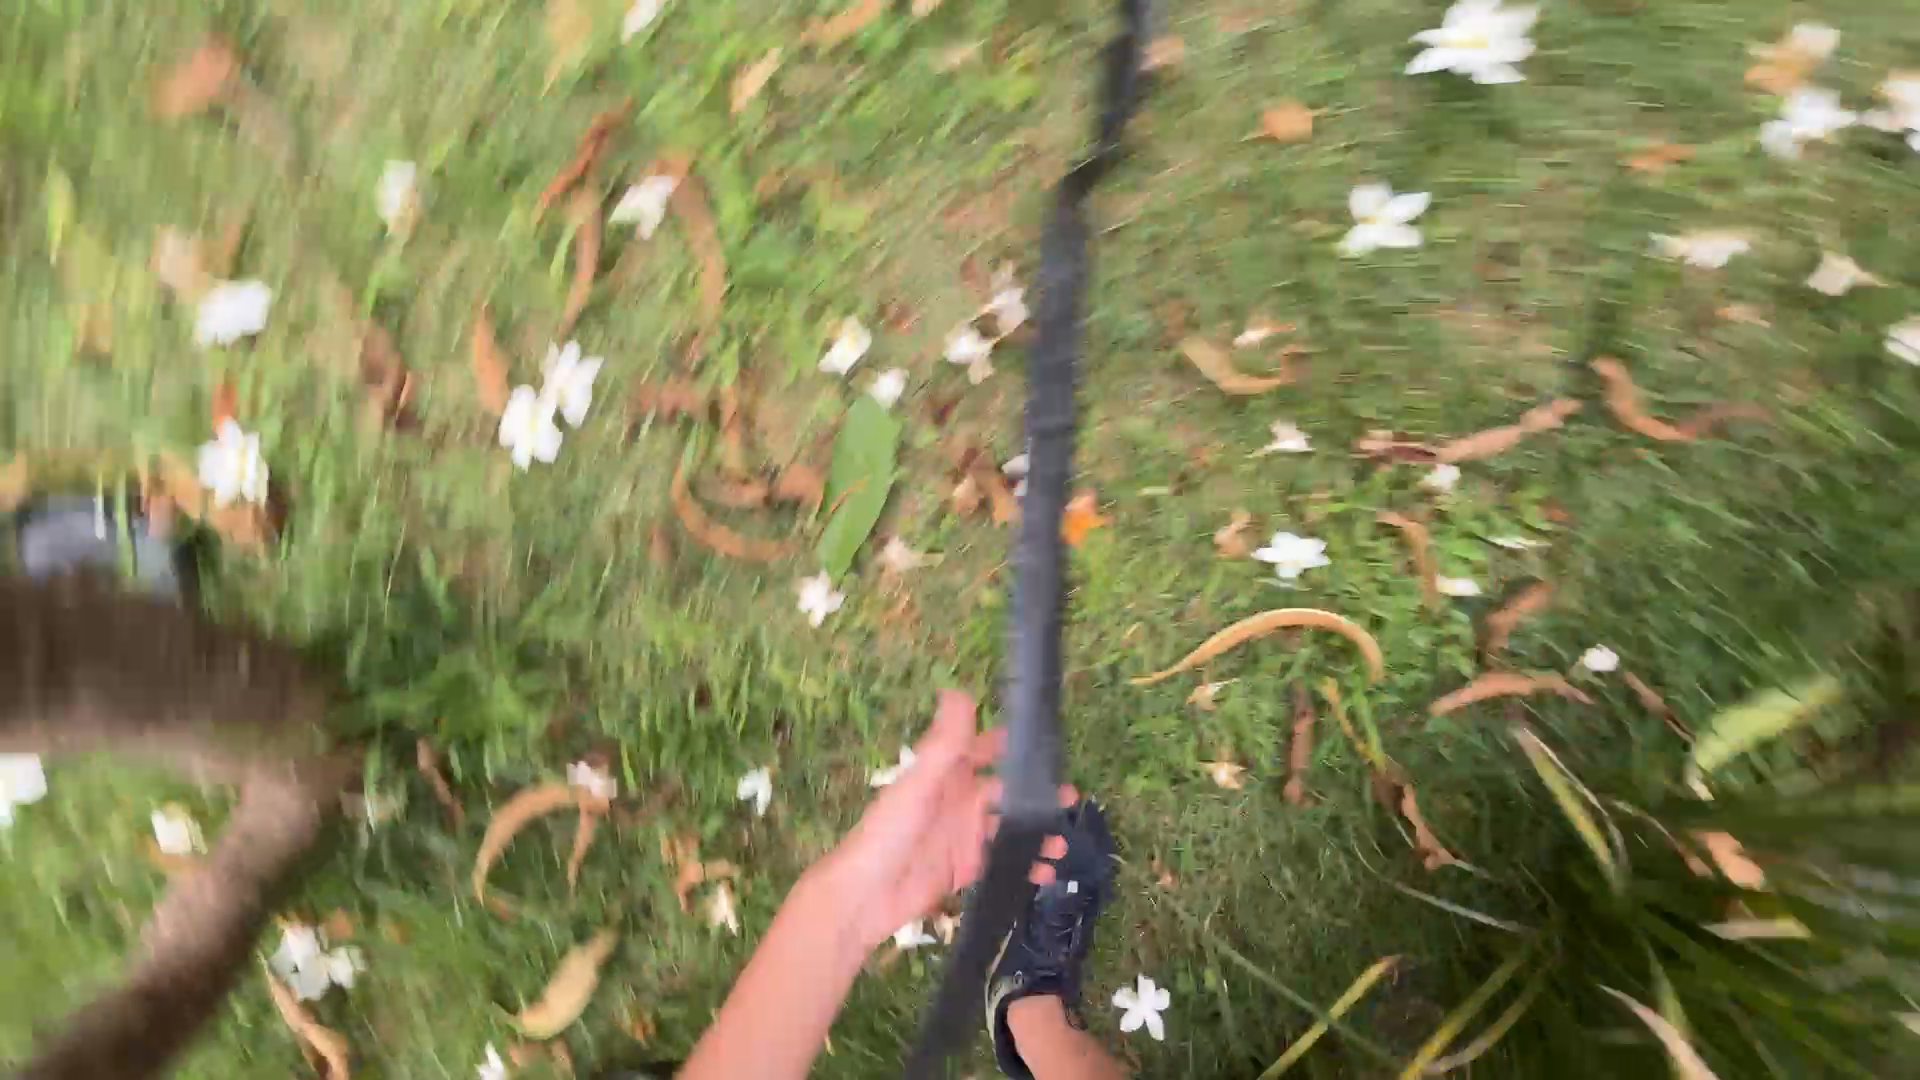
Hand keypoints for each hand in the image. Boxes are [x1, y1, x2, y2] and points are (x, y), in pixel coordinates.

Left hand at [811, 690, 1071, 953]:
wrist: (865, 895)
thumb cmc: (890, 830)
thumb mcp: (921, 781)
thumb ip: (945, 741)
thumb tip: (958, 690)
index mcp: (947, 773)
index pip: (986, 749)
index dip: (1014, 746)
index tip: (1048, 745)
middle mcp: (959, 799)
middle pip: (1006, 790)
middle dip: (1037, 793)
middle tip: (1070, 798)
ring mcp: (963, 835)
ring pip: (1009, 827)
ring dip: (1036, 831)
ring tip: (1063, 841)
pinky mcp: (966, 869)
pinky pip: (1003, 862)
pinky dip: (1026, 866)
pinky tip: (1047, 873)